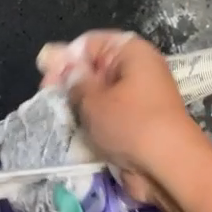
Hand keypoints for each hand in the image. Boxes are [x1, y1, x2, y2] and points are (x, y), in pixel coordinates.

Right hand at [38, 30, 211, 205]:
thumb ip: (72, 80)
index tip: (46, 81)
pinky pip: (105, 117)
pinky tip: (75, 135)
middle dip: (69, 86)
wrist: (165, 166)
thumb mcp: (93, 99)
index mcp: (130, 53)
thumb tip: (60, 64)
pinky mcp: (133, 123)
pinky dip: (90, 125)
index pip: (89, 44)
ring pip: (97, 97)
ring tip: (61, 121)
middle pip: (93, 70)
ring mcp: (136, 99)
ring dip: (78, 109)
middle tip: (50, 103)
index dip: (64, 59)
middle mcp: (135, 71)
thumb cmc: (130, 125)